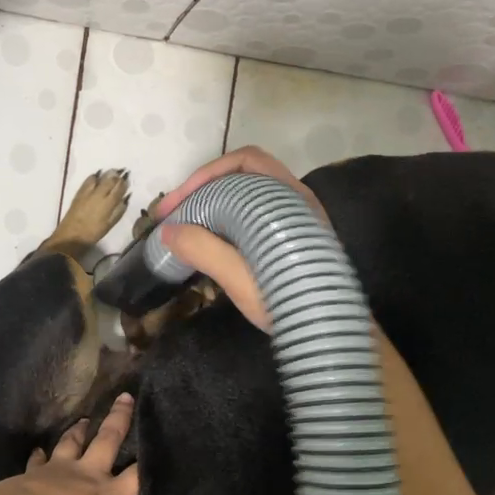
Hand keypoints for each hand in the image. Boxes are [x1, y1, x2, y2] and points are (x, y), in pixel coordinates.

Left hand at [0, 393, 179, 494]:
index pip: (136, 476)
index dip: (149, 460)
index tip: (159, 437)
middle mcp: (86, 477)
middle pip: (106, 442)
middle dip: (118, 420)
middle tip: (125, 397)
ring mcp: (55, 472)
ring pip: (71, 443)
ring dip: (80, 430)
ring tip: (86, 418)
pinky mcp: (30, 475)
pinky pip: (39, 460)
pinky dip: (41, 454)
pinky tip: (40, 450)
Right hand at [152, 146, 329, 331]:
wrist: (326, 330)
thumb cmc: (286, 300)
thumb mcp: (239, 277)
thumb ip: (202, 249)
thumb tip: (168, 231)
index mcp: (287, 199)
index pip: (241, 164)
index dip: (201, 178)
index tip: (172, 207)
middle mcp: (295, 198)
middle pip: (243, 172)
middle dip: (204, 186)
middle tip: (175, 212)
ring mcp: (296, 216)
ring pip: (249, 191)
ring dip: (215, 200)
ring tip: (188, 223)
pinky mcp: (291, 236)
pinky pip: (255, 210)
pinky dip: (227, 214)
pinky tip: (212, 237)